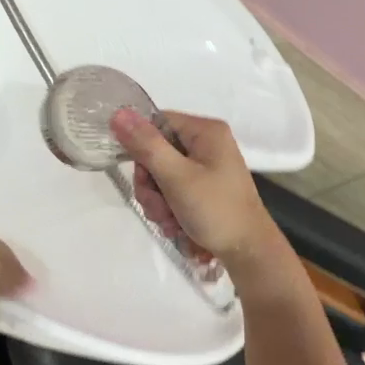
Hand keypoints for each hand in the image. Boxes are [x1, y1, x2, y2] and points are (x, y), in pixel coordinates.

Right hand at [110, 108, 277, 263]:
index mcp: (205, 131)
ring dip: (156, 201)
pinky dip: (167, 208)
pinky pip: (169, 191)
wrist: (246, 251)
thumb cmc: (215, 210)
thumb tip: (117, 114)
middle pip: (154, 153)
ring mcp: (203, 167)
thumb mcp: (177, 177)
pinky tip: (174, 223)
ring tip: (169, 220)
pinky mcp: (201, 187)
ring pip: (158, 176)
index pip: (156, 123)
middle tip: (159, 206)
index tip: (143, 176)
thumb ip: (146, 146)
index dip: (141, 148)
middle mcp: (205, 144)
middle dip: (150, 184)